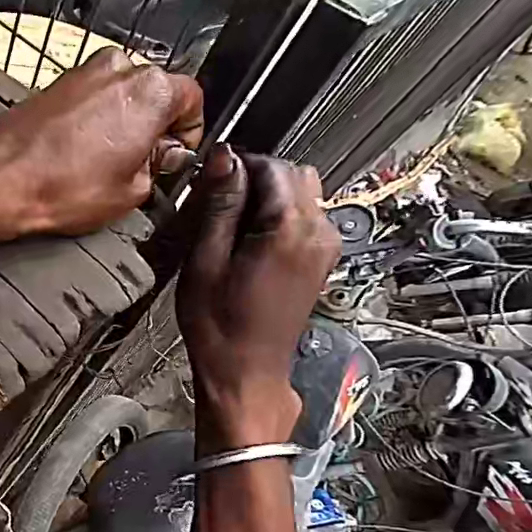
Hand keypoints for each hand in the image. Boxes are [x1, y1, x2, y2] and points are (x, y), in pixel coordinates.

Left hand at [0, 50, 203, 257]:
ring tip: (106, 165)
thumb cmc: (57, 185)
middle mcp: (117, 68)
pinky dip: (94, 121)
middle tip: (142, 165)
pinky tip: (81, 155)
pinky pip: (90, 99)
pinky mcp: (55, 85)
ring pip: (121, 94)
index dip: (189, 132)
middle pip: (155, 92)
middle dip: (154, 126)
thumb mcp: (131, 191)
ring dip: (123, 123)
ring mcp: (82, 73)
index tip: (176, 154)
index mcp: (149, 88)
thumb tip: (162, 156)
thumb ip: (159, 165)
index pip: (192, 98)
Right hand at [176, 147, 340, 452]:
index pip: (272, 166)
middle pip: (293, 174)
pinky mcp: (320, 261)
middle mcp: (319, 234)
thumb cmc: (221, 327)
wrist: (245, 372)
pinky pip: (304, 218)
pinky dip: (277, 217)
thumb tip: (225, 159)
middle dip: (254, 178)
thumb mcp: (206, 260)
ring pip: (301, 193)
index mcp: (291, 230)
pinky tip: (247, 242)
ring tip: (230, 225)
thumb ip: (220, 204)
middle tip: (217, 202)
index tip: (210, 178)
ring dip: (266, 197)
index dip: (237, 165)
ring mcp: (325, 248)